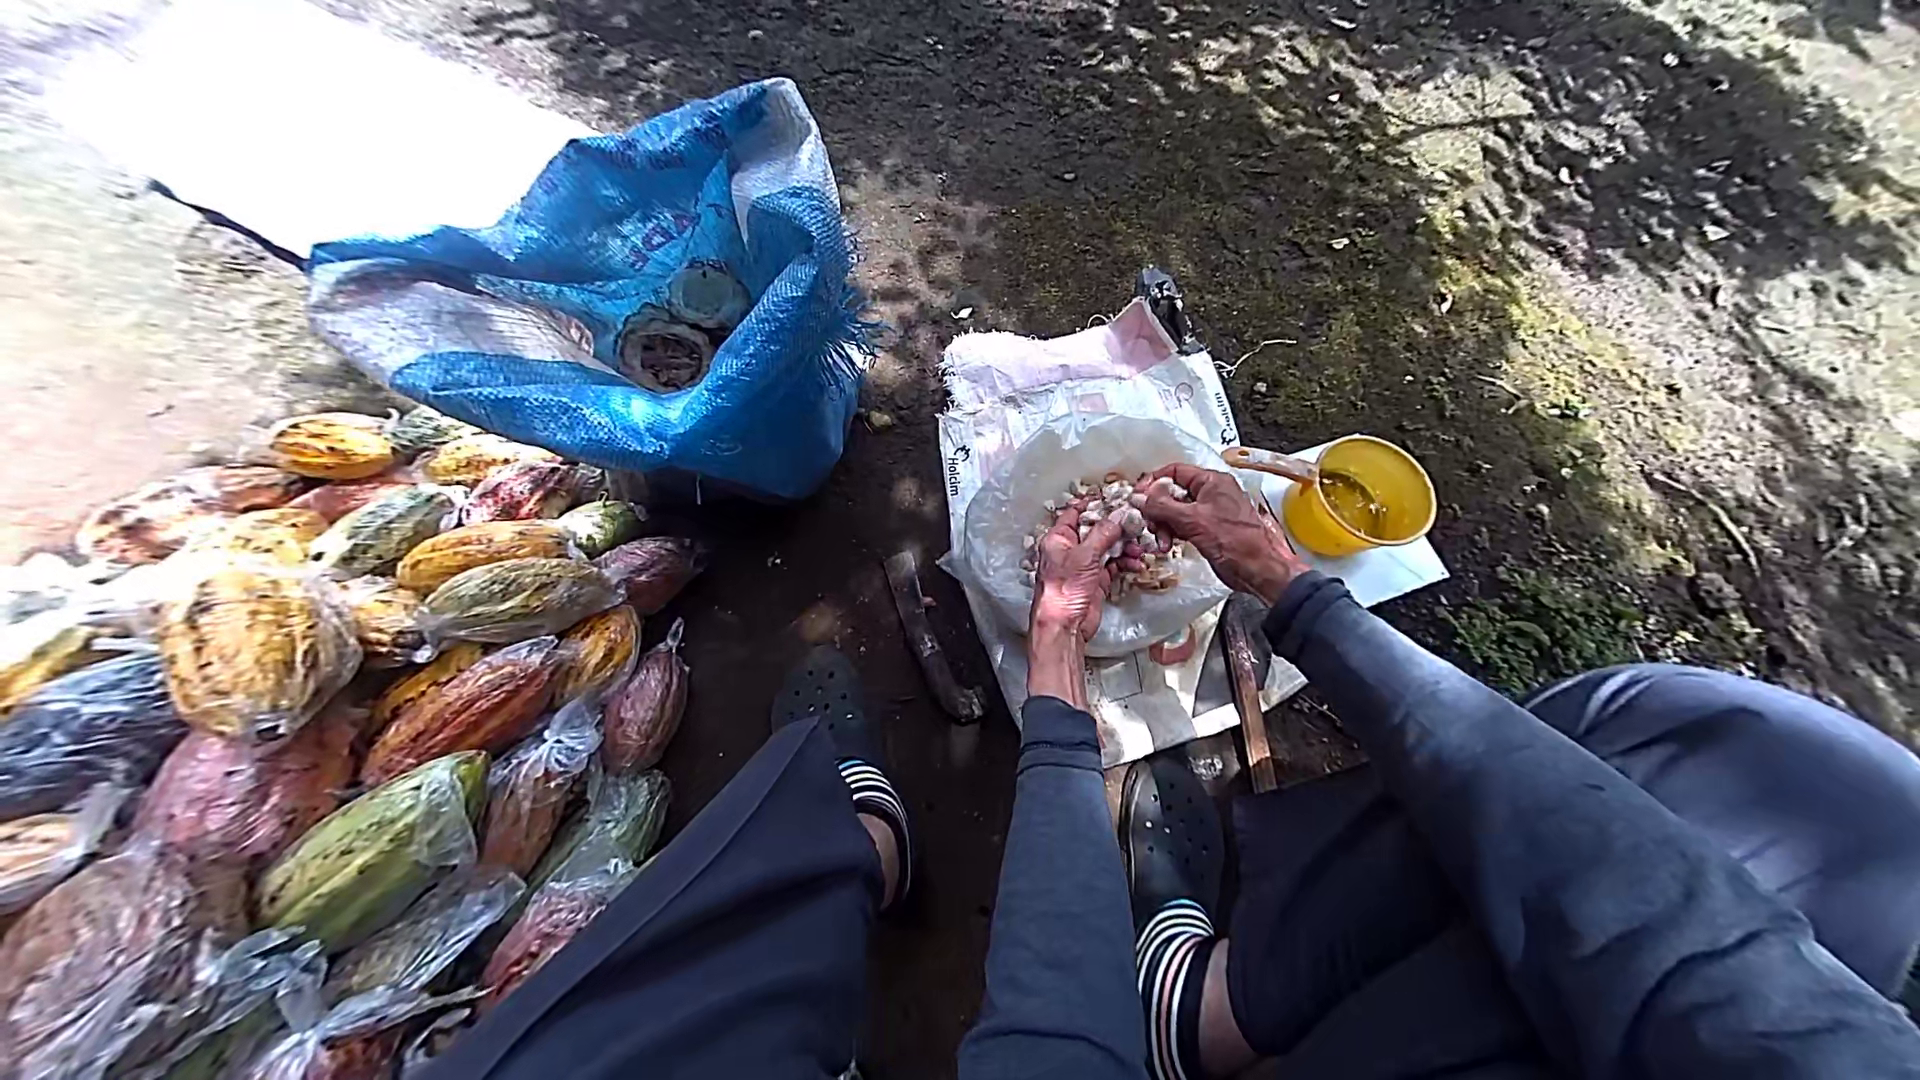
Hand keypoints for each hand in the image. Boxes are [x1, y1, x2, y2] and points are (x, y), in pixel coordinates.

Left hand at [1027, 508, 1123, 709]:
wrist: (1064, 626)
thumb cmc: (1062, 591)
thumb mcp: (1084, 556)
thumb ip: (1103, 533)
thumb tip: (1119, 515)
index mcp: (1058, 539)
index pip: (1077, 513)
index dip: (1096, 505)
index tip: (1117, 501)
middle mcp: (1069, 550)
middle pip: (1096, 529)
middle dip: (1118, 527)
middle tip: (1136, 524)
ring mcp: (1083, 565)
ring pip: (1108, 547)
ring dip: (1124, 546)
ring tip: (1138, 547)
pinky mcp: (1095, 580)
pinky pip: (1113, 565)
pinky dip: (1125, 562)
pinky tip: (1136, 562)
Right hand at [1141, 464, 1307, 605]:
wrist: (1258, 570)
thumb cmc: (1235, 542)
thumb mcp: (1192, 520)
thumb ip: (1161, 506)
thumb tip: (1139, 497)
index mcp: (1212, 481)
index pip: (1174, 471)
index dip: (1153, 482)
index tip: (1138, 497)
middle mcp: (1211, 493)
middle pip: (1172, 492)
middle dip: (1157, 509)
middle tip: (1149, 523)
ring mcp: (1210, 512)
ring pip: (1175, 511)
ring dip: (1162, 525)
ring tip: (1161, 540)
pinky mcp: (1208, 529)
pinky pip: (1182, 525)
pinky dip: (1172, 533)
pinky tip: (1167, 545)